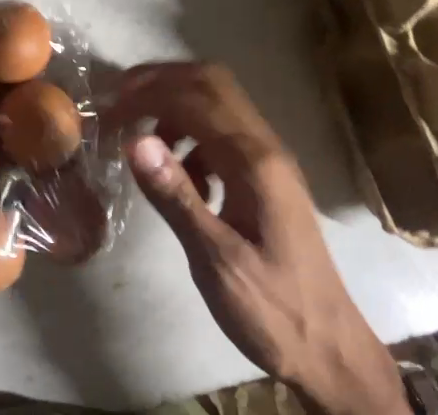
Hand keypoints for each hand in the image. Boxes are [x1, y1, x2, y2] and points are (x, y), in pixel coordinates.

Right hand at [113, 64, 407, 414]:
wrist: (330, 354)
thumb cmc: (271, 310)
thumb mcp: (216, 260)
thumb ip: (175, 196)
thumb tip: (134, 141)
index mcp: (256, 163)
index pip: (196, 97)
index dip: (147, 93)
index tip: (107, 110)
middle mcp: (266, 149)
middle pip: (210, 84)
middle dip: (159, 83)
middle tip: (117, 102)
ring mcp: (269, 163)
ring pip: (216, 104)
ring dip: (171, 106)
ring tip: (135, 136)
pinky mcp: (264, 179)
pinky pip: (221, 134)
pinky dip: (188, 135)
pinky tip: (174, 173)